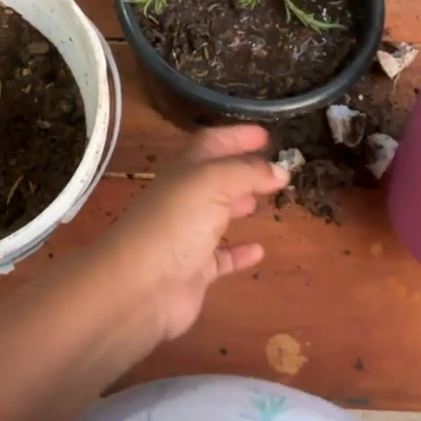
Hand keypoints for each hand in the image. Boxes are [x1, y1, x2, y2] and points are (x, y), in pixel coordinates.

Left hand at [86, 125, 289, 342]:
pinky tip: (260, 251)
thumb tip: (279, 170)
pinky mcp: (194, 270)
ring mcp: (188, 235)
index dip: (236, 136)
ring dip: (240, 205)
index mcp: (185, 171)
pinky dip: (240, 253)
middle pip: (216, 177)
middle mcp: (185, 198)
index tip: (265, 135)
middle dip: (242, 169)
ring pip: (218, 214)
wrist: (140, 286)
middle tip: (274, 169)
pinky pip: (222, 258)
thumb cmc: (174, 223)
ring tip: (266, 200)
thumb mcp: (211, 183)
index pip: (211, 144)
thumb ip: (247, 172)